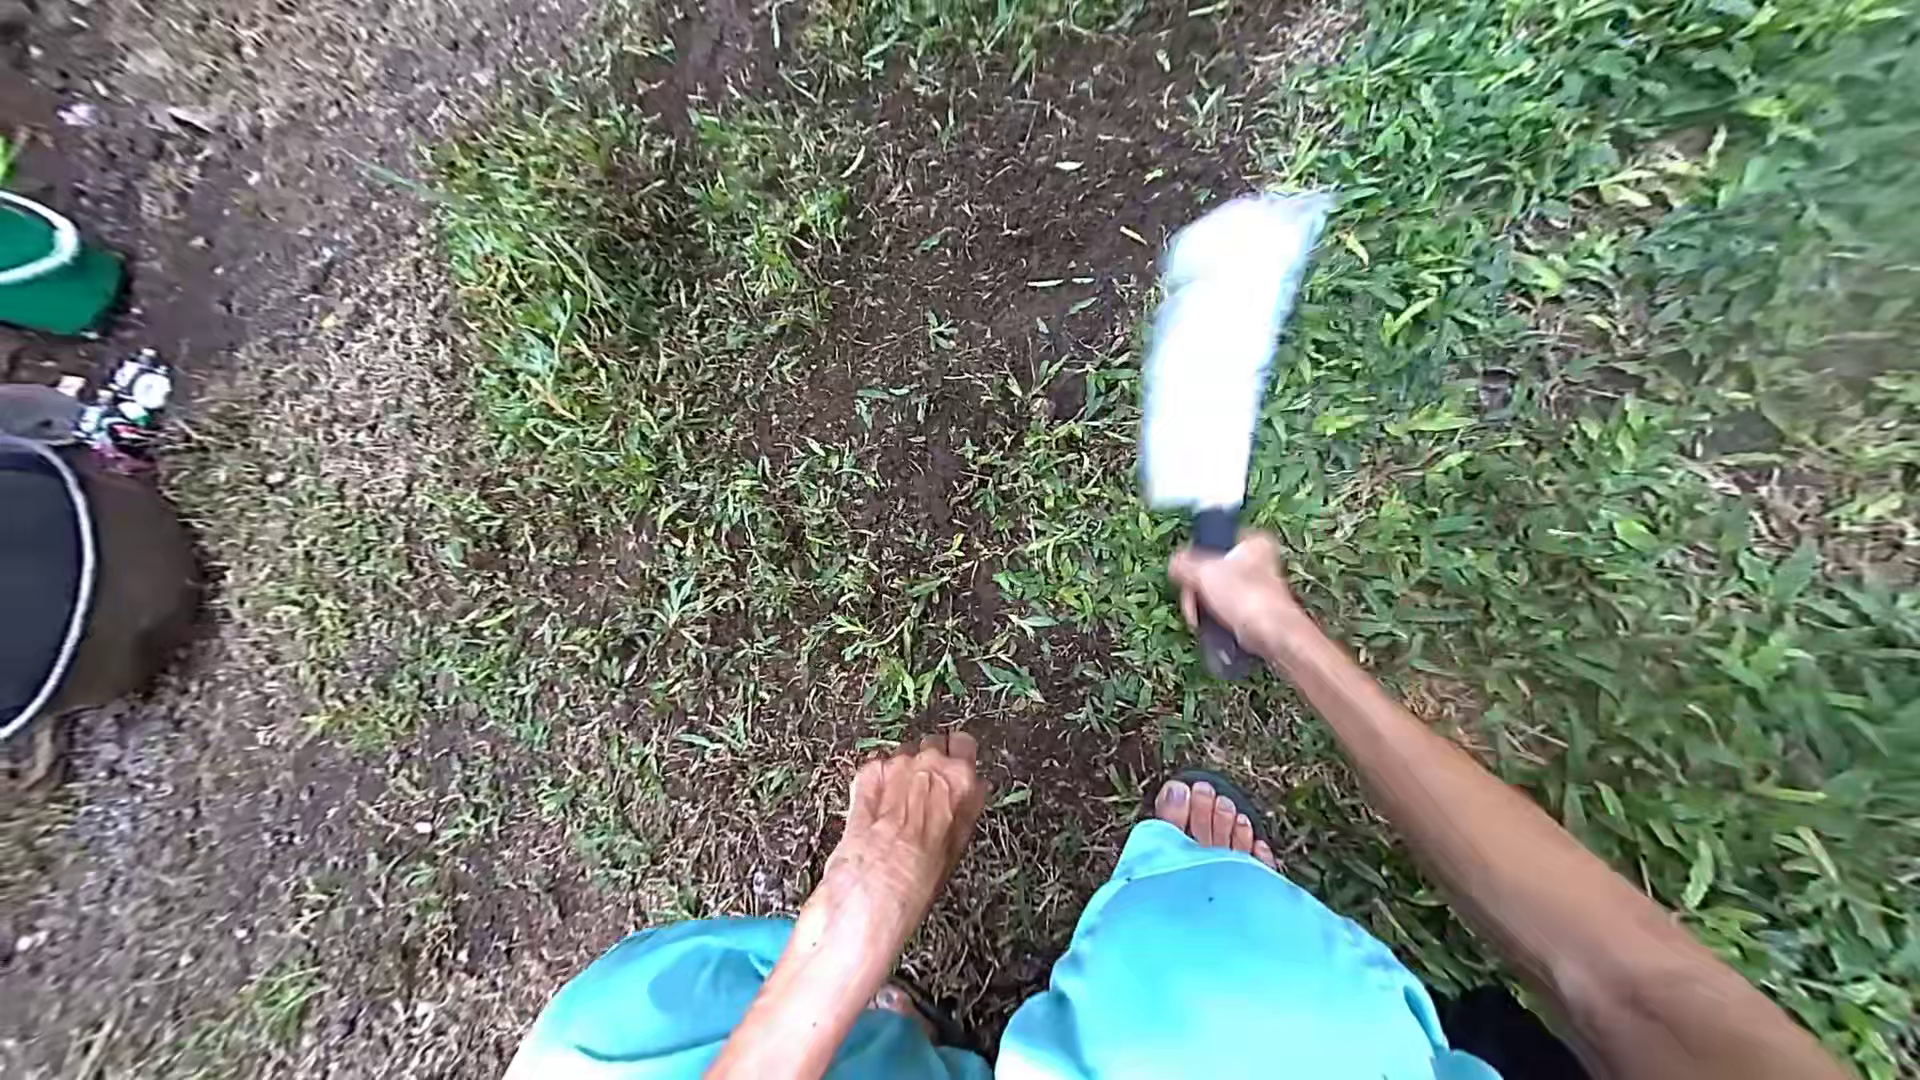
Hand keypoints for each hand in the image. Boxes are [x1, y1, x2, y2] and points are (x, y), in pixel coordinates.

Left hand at [815, 732, 985, 944]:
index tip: (954, 764)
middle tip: (924, 790)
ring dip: (902, 771)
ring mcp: (899, 763)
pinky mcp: (871, 770)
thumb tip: (971, 791)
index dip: (958, 755)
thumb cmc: (921, 874)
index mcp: (960, 778)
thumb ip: (966, 803)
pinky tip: (877, 809)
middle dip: (929, 762)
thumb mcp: (960, 841)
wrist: (877, 883)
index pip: (965, 743)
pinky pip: (879, 767)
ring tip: (896, 806)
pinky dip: (877, 781)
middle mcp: (931, 762)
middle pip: (933, 745)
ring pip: (905, 753)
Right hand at [1167, 531, 1311, 659]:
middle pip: (1210, 570)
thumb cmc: (1247, 599)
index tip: (1188, 571)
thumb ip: (1182, 564)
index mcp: (1253, 543)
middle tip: (1193, 600)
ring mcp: (1256, 589)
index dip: (1196, 557)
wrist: (1273, 638)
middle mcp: (1258, 563)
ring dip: (1202, 606)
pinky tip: (1212, 627)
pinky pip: (1222, 611)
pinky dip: (1213, 620)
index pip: (1214, 540)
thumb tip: (1174, 564)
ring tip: (1201, 617)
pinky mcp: (1253, 612)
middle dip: (1196, 589)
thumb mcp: (1203, 572)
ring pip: (1214, 592)